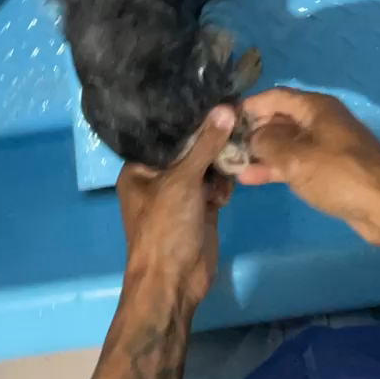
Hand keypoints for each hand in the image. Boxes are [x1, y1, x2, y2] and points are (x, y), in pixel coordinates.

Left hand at [116, 106, 235, 307]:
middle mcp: (159, 178)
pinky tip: (232, 181)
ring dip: (221, 161)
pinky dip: (225, 183)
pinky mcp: (202, 208)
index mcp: (140, 169)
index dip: (189, 117)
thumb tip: (226, 107)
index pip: (165, 134)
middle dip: (211, 138)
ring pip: (206, 166)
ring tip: (239, 146)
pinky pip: (217, 184)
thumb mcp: (183, 181)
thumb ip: (206, 145)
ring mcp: (182, 194)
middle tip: (236, 114)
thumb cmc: (164, 228)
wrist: (173, 283)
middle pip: (189, 148)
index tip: (214, 95)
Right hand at [237, 88, 379, 244]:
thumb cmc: (341, 175)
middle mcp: (320, 121)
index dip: (249, 106)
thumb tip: (252, 136)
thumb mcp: (297, 158)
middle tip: (224, 146)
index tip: (224, 119)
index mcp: (316, 107)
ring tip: (232, 165)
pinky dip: (276, 168)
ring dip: (261, 153)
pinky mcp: (329, 170)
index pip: (275, 97)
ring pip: (286, 143)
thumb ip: (268, 144)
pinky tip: (252, 179)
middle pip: (280, 119)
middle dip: (253, 131)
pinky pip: (296, 162)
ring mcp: (326, 146)